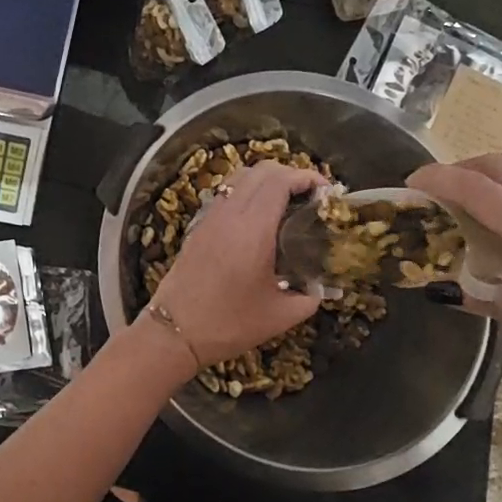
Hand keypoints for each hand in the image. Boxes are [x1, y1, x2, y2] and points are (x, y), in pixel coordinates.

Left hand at [143, 160, 324, 367]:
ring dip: (266, 180)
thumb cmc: (230, 324)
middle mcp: (229, 214)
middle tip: (310, 196)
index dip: (305, 176)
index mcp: (252, 229)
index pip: (279, 181)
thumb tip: (323, 285)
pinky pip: (226, 194)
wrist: (175, 330)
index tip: (326, 190)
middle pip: (261, 171)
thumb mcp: (282, 315)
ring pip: (240, 178)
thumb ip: (310, 295)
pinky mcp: (199, 226)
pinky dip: (247, 191)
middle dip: (290, 174)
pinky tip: (259, 218)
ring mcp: (210, 217)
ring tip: (287, 202)